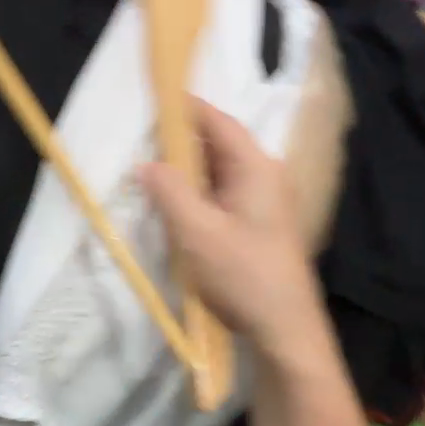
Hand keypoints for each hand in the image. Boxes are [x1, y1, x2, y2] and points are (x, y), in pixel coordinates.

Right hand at [141, 100, 323, 353]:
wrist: (284, 327)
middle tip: (140, 140)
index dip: (185, 108)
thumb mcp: (196, 232)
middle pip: (218, 145)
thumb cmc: (243, 274)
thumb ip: (169, 192)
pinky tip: (173, 206)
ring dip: (186, 171)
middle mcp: (264, 176)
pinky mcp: (257, 225)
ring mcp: (263, 202)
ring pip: (218, 172)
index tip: (153, 98)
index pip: (218, 122)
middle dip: (180, 141)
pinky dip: (196, 193)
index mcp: (255, 168)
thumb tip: (146, 163)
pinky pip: (221, 195)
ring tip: (149, 171)